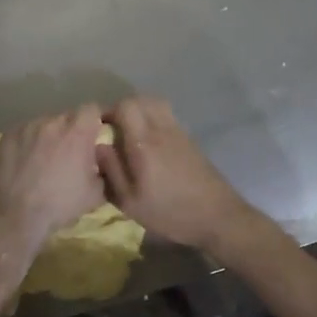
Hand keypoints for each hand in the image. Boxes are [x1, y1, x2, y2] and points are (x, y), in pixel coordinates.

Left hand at [0, 103, 107, 244]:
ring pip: (45, 124)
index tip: (96, 132)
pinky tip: (26, 160)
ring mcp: (27, 127)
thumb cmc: (61, 205)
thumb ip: (103, 168)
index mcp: (77, 132)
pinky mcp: (7, 136)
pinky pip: (25, 132)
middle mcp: (52, 122)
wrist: (17, 216)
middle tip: (71, 151)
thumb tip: (101, 157)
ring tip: (45, 158)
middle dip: (72, 131)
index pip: (92, 108)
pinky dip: (29, 142)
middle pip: (67, 117)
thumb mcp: (96, 193)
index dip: (96, 118)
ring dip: (50, 136)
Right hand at [98, 96, 257, 250]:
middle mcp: (162, 129)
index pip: (126, 105)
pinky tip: (150, 145)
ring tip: (130, 134)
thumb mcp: (130, 201)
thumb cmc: (170, 212)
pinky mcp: (190, 140)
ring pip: (156, 105)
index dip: (109, 111)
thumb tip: (98, 145)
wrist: (218, 217)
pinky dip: (154, 119)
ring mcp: (180, 133)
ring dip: (140, 111)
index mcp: (145, 142)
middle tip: (113, 129)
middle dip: (123, 109)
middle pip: (142, 99)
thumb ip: (111, 170)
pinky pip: (167, 117)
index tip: (99, 128)